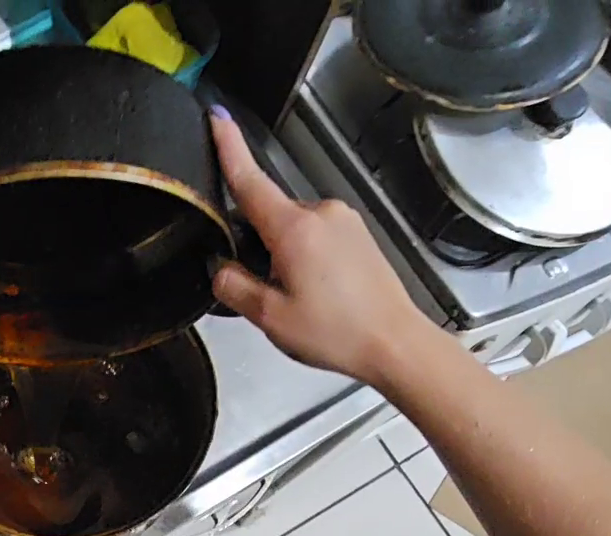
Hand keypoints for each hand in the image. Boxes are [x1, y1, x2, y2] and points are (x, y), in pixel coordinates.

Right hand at [208, 113, 441, 383]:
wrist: (394, 343)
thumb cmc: (336, 332)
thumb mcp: (270, 317)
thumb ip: (235, 287)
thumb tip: (219, 268)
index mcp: (295, 229)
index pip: (251, 182)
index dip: (229, 149)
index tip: (216, 118)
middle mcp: (321, 213)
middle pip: (268, 216)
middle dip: (255, 248)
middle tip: (265, 295)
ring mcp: (343, 221)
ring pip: (291, 231)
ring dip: (281, 259)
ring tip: (296, 301)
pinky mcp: (356, 235)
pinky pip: (314, 238)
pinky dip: (303, 261)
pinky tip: (314, 295)